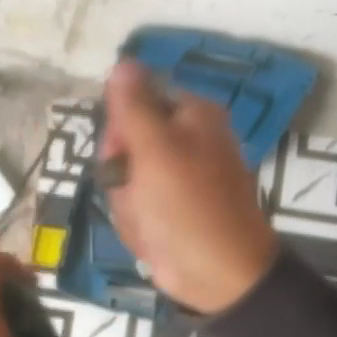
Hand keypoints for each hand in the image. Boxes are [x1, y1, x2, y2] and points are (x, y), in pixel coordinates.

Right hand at [101, 60, 280, 313]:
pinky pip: (136, 205)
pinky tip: (150, 234)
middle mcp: (189, 140)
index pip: (135, 101)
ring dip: (126, 201)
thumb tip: (122, 62)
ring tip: (146, 219)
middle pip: (126, 141)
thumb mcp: (155, 150)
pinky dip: (137, 221)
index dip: (119, 129)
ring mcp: (180, 177)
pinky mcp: (173, 209)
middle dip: (120, 172)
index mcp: (193, 116)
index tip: (120, 153)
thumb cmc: (187, 208)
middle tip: (135, 192)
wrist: (217, 274)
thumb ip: (133, 106)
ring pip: (126, 177)